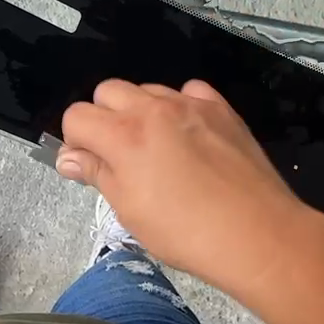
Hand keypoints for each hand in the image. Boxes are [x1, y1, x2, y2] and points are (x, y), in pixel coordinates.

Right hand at [57, 79, 319, 294]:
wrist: (256, 234)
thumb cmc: (184, 232)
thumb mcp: (129, 210)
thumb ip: (96, 174)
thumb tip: (68, 157)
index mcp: (123, 136)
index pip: (77, 115)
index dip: (76, 141)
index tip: (88, 165)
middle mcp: (154, 109)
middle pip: (108, 91)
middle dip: (103, 118)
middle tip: (118, 156)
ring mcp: (191, 104)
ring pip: (148, 89)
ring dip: (140, 112)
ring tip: (156, 150)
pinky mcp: (222, 109)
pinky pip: (189, 92)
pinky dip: (179, 107)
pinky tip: (187, 136)